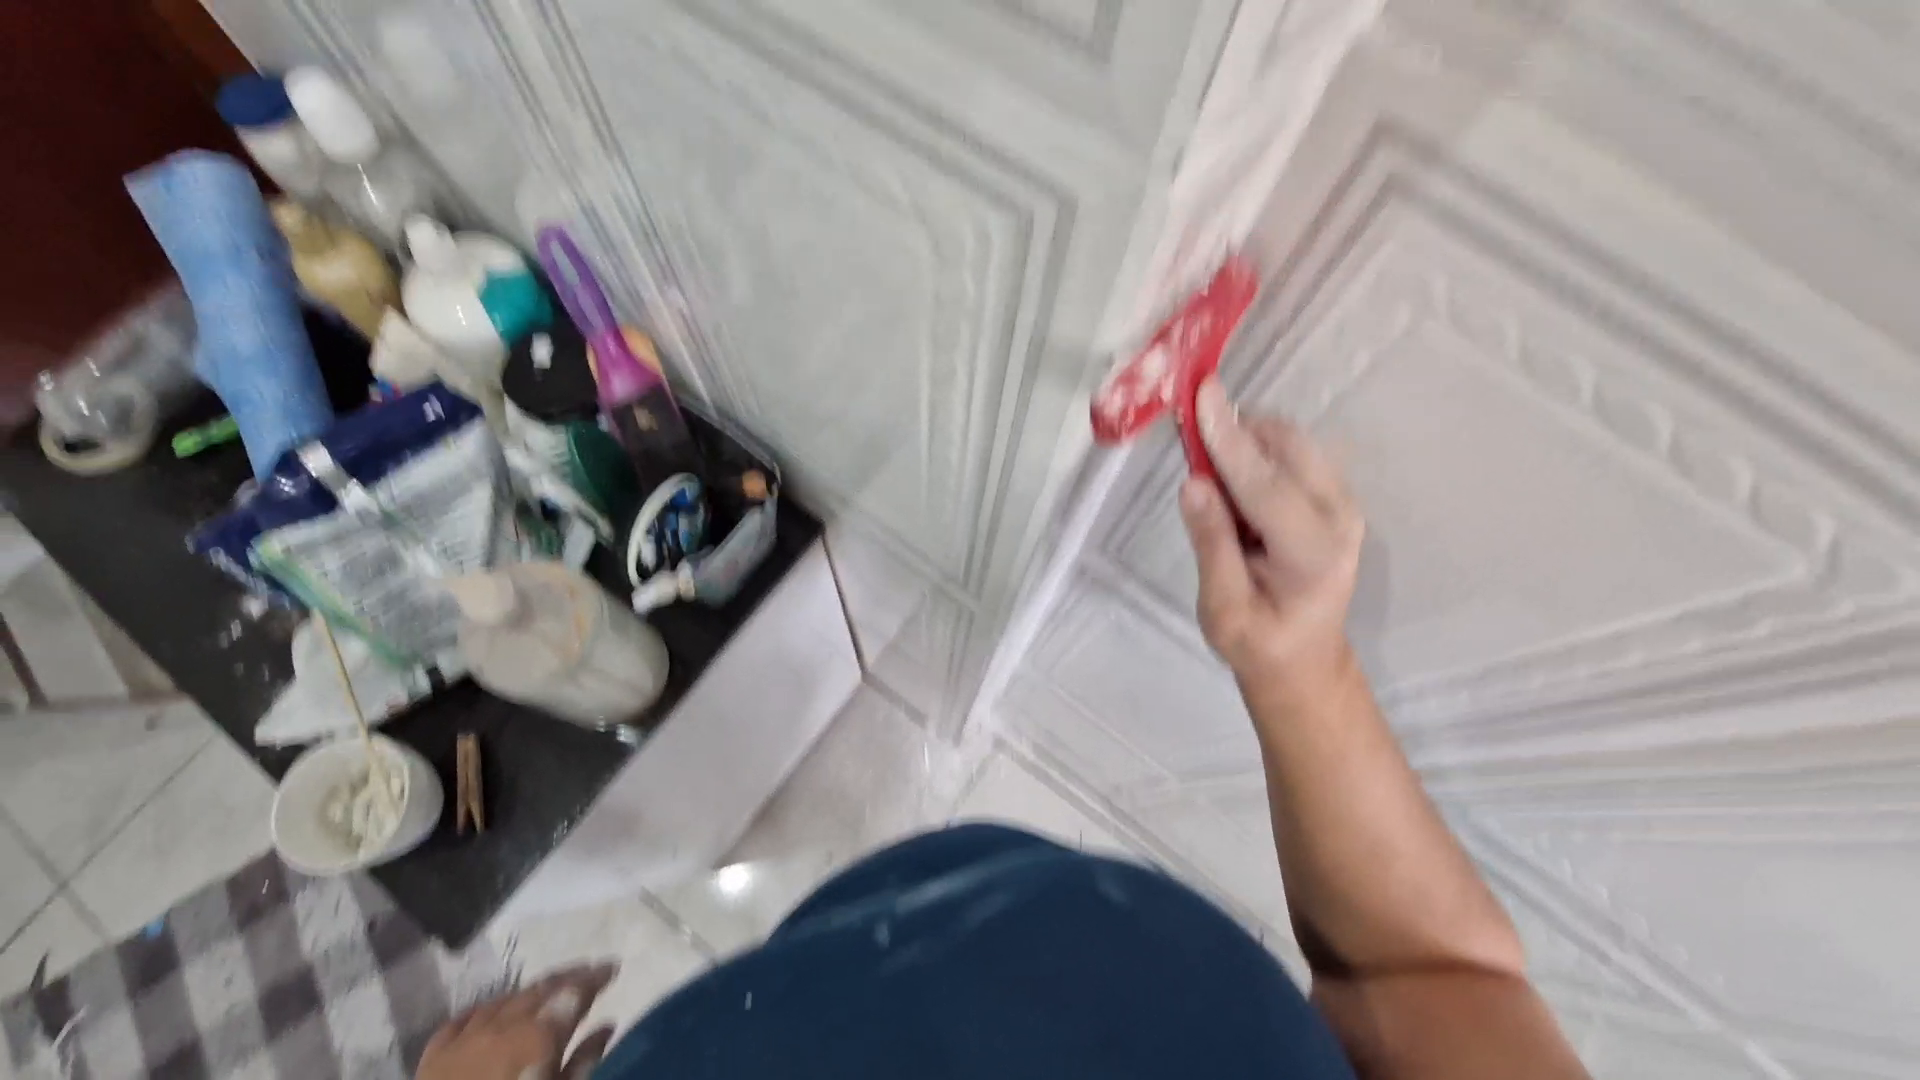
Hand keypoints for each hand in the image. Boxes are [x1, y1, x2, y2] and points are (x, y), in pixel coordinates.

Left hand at [416, 963, 618, 1079]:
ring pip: (504, 999)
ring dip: (529, 992)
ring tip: (545, 991)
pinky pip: (462, 1020)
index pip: (574, 991)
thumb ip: (585, 1063)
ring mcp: (465, 1038)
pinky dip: (485, 1009)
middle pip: (541, 989)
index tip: (612, 968)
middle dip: (567, 977)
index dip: (596, 976)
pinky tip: (491, 1010)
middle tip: (586, 973)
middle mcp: (504, 1025)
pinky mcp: (433, 1057)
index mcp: (539, 1037)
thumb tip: (605, 1028)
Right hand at [1179, 378, 1363, 686]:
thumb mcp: (1222, 608)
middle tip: (1188, 433)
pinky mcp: (1337, 497)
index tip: (1201, 396)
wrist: (1305, 660)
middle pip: (1286, 449)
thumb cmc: (1258, 642)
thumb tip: (1194, 483)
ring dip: (1247, 438)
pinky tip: (1232, 475)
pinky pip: (1296, 453)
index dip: (1229, 440)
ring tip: (1207, 464)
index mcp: (1312, 554)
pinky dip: (1259, 449)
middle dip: (1237, 431)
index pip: (1265, 485)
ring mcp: (1344, 504)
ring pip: (1293, 443)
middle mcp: (1339, 519)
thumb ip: (1211, 544)